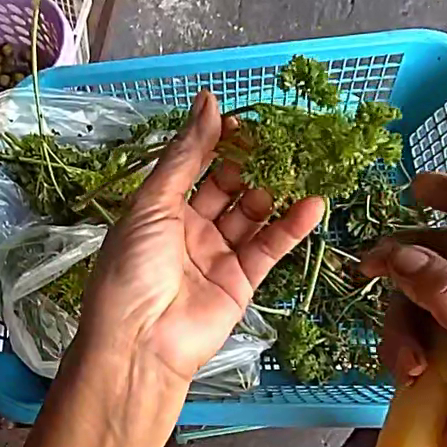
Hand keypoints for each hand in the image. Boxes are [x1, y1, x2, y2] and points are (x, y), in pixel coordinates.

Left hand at [71, 88, 323, 395]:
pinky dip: (292, 226)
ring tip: (300, 167)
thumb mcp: (153, 203)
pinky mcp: (244, 279)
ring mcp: (219, 254)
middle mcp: (191, 229)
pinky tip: (312, 204)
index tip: (246, 122)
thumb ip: (186, 155)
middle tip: (278, 142)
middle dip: (250, 165)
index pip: (197, 165)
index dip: (219, 142)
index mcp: (162, 209)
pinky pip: (270, 246)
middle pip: (228, 188)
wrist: (142, 343)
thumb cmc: (133, 268)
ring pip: (253, 215)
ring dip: (273, 192)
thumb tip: (209, 102)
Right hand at [362, 173, 446, 446]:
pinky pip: (409, 330)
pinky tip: (410, 376)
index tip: (422, 189)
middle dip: (413, 266)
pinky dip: (400, 347)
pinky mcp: (446, 356)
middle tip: (375, 268)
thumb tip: (408, 255)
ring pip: (419, 295)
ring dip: (403, 322)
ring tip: (411, 365)